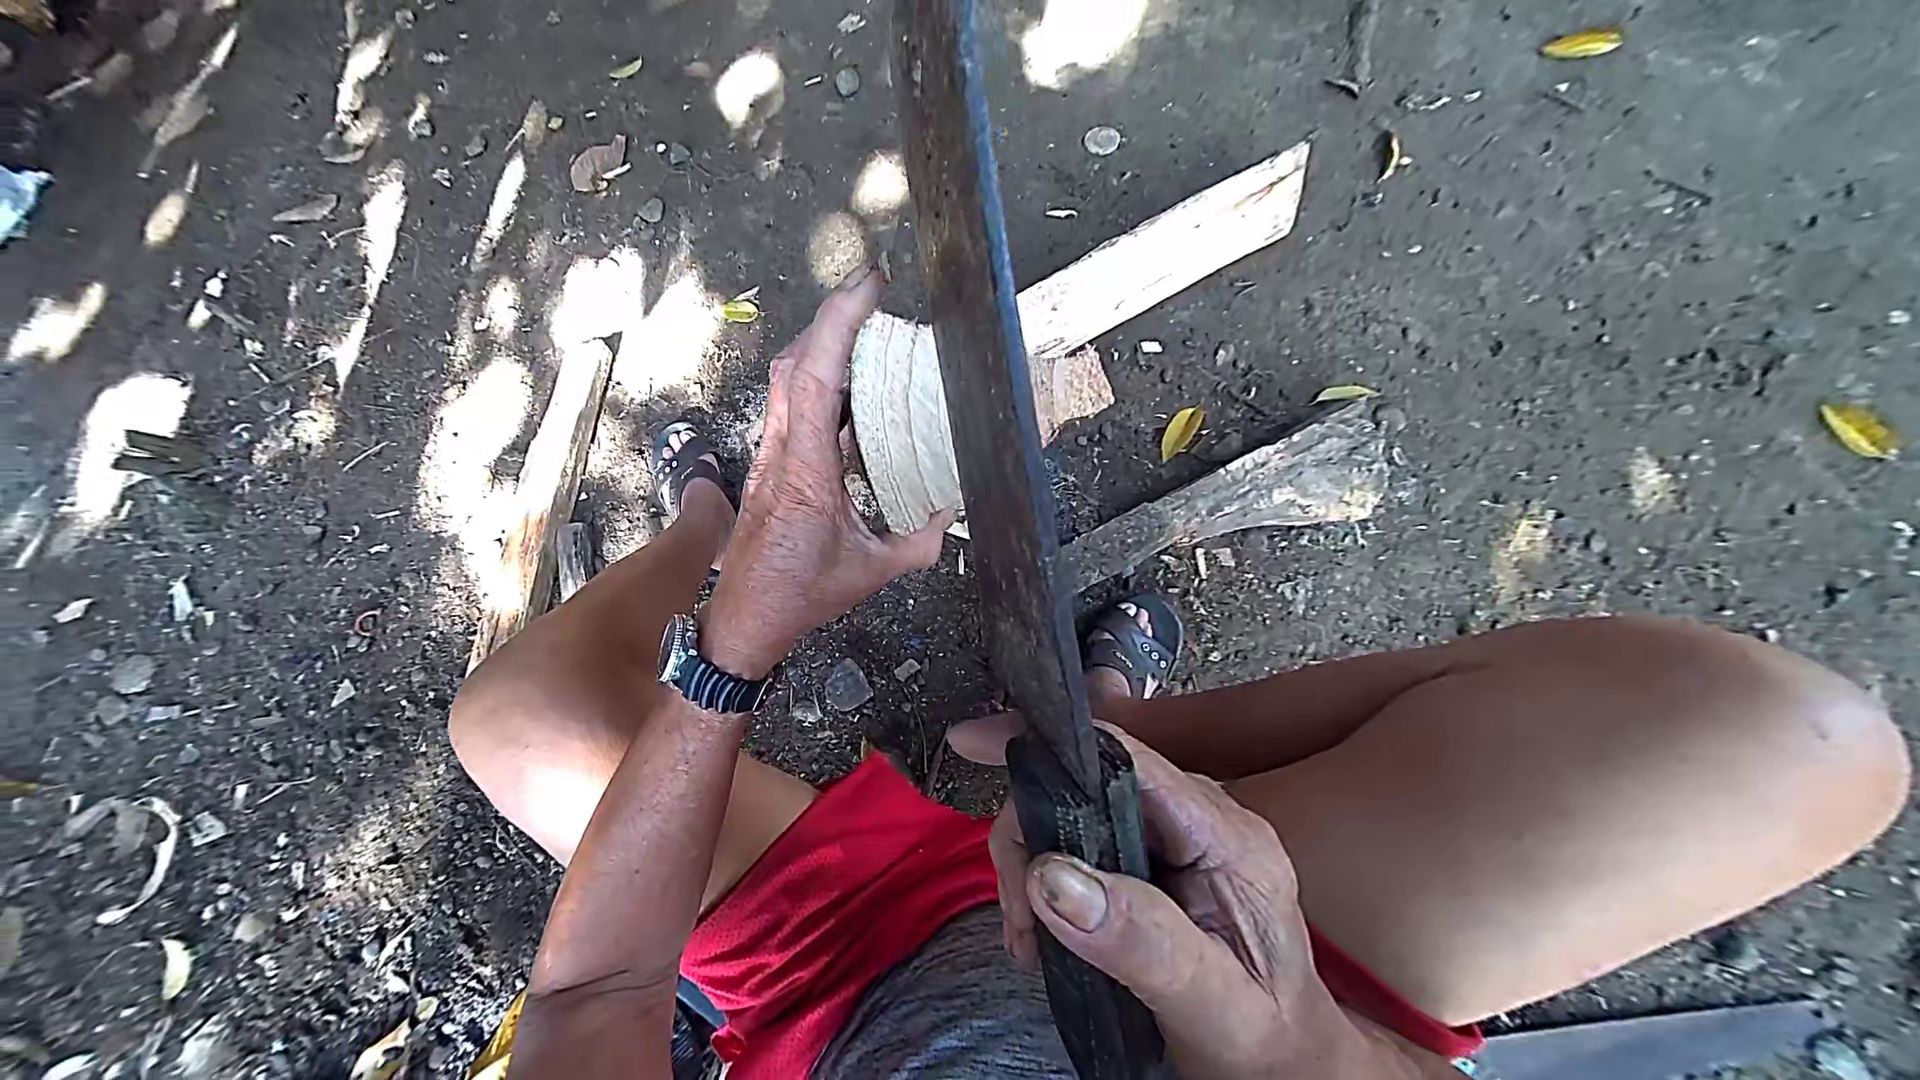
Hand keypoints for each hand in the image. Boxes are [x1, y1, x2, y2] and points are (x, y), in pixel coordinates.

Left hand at [702, 268, 952, 677]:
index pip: (818, 375)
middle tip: (875, 300)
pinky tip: (850, 385)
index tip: (870, 288)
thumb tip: (949, 513)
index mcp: (807, 469)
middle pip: (797, 361)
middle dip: (834, 319)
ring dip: (823, 344)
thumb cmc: (800, 594)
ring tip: (865, 332)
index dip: (841, 323)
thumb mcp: (873, 570)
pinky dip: (819, 378)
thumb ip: (920, 540)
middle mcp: (783, 450)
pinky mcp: (772, 463)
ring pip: (789, 378)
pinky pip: (792, 403)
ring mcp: (771, 454)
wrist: (745, 616)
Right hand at [957, 721, 1422, 1078]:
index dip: (1051, 744)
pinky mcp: (1151, 846)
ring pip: (1074, 803)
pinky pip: (1081, 830)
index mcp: (1225, 834)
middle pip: (1086, 777)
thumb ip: (1141, 942)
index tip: (975, 741)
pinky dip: (1046, 870)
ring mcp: (1173, 826)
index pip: (1126, 757)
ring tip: (1028, 932)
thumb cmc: (1265, 1044)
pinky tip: (1041, 922)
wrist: (1289, 1062)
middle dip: (1031, 829)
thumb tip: (1049, 875)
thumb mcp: (1213, 1008)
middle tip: (1015, 908)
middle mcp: (1198, 812)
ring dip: (1032, 857)